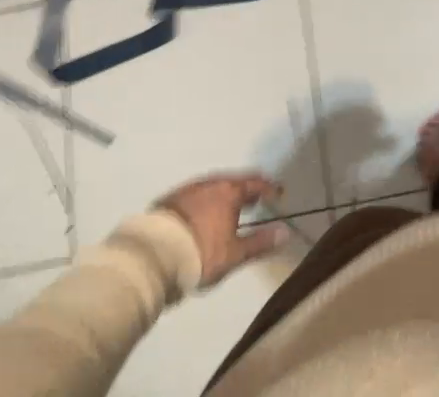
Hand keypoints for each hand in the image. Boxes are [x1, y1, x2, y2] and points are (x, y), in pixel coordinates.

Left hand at [157, 173, 291, 287]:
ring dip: (223, 194)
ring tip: (228, 207)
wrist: (152, 258)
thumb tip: (285, 232)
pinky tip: (201, 214)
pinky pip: (194, 196)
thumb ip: (260, 242)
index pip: (255, 183)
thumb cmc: (201, 254)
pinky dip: (204, 201)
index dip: (269, 188)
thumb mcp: (235, 254)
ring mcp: (186, 191)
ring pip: (212, 187)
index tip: (278, 193)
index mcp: (229, 192)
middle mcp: (209, 184)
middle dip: (246, 189)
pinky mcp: (167, 201)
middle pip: (233, 181)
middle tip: (254, 198)